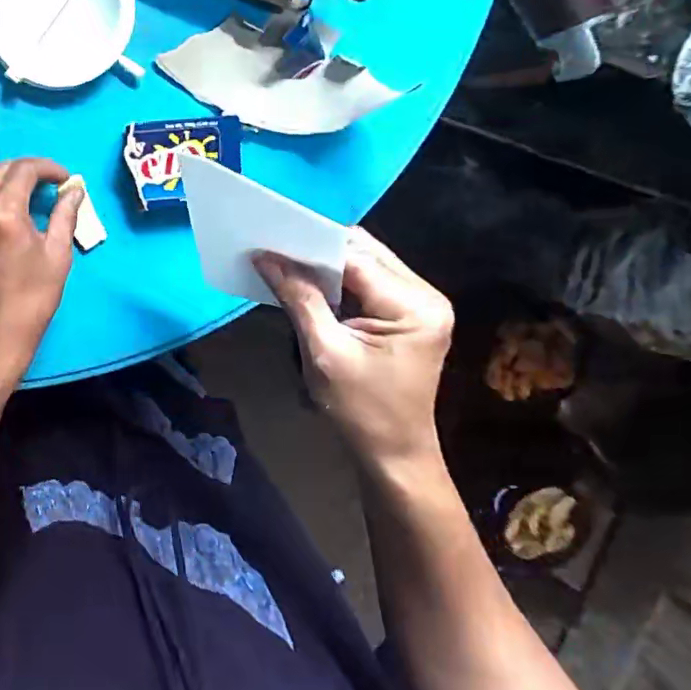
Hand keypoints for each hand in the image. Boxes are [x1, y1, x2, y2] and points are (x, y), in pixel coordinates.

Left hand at [0, 158, 81, 396]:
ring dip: (2, 175)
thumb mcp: (58, 254)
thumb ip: (65, 214)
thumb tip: (73, 189)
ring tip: (23, 189)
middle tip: (48, 182)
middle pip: (0, 169)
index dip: (48, 167)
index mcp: (4, 213)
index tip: (63, 178)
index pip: (24, 170)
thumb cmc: (33, 297)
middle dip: (28, 169)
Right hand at [255, 228, 453, 471]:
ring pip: (364, 262)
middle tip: (272, 241)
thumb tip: (266, 257)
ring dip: (324, 260)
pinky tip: (305, 276)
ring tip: (282, 254)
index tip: (269, 236)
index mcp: (414, 307)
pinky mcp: (407, 312)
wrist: (393, 452)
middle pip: (363, 253)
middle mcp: (425, 296)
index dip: (310, 245)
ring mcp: (420, 304)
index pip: (355, 259)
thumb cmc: (360, 408)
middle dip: (317, 247)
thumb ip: (298, 297)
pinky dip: (335, 276)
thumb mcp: (323, 350)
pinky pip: (366, 279)